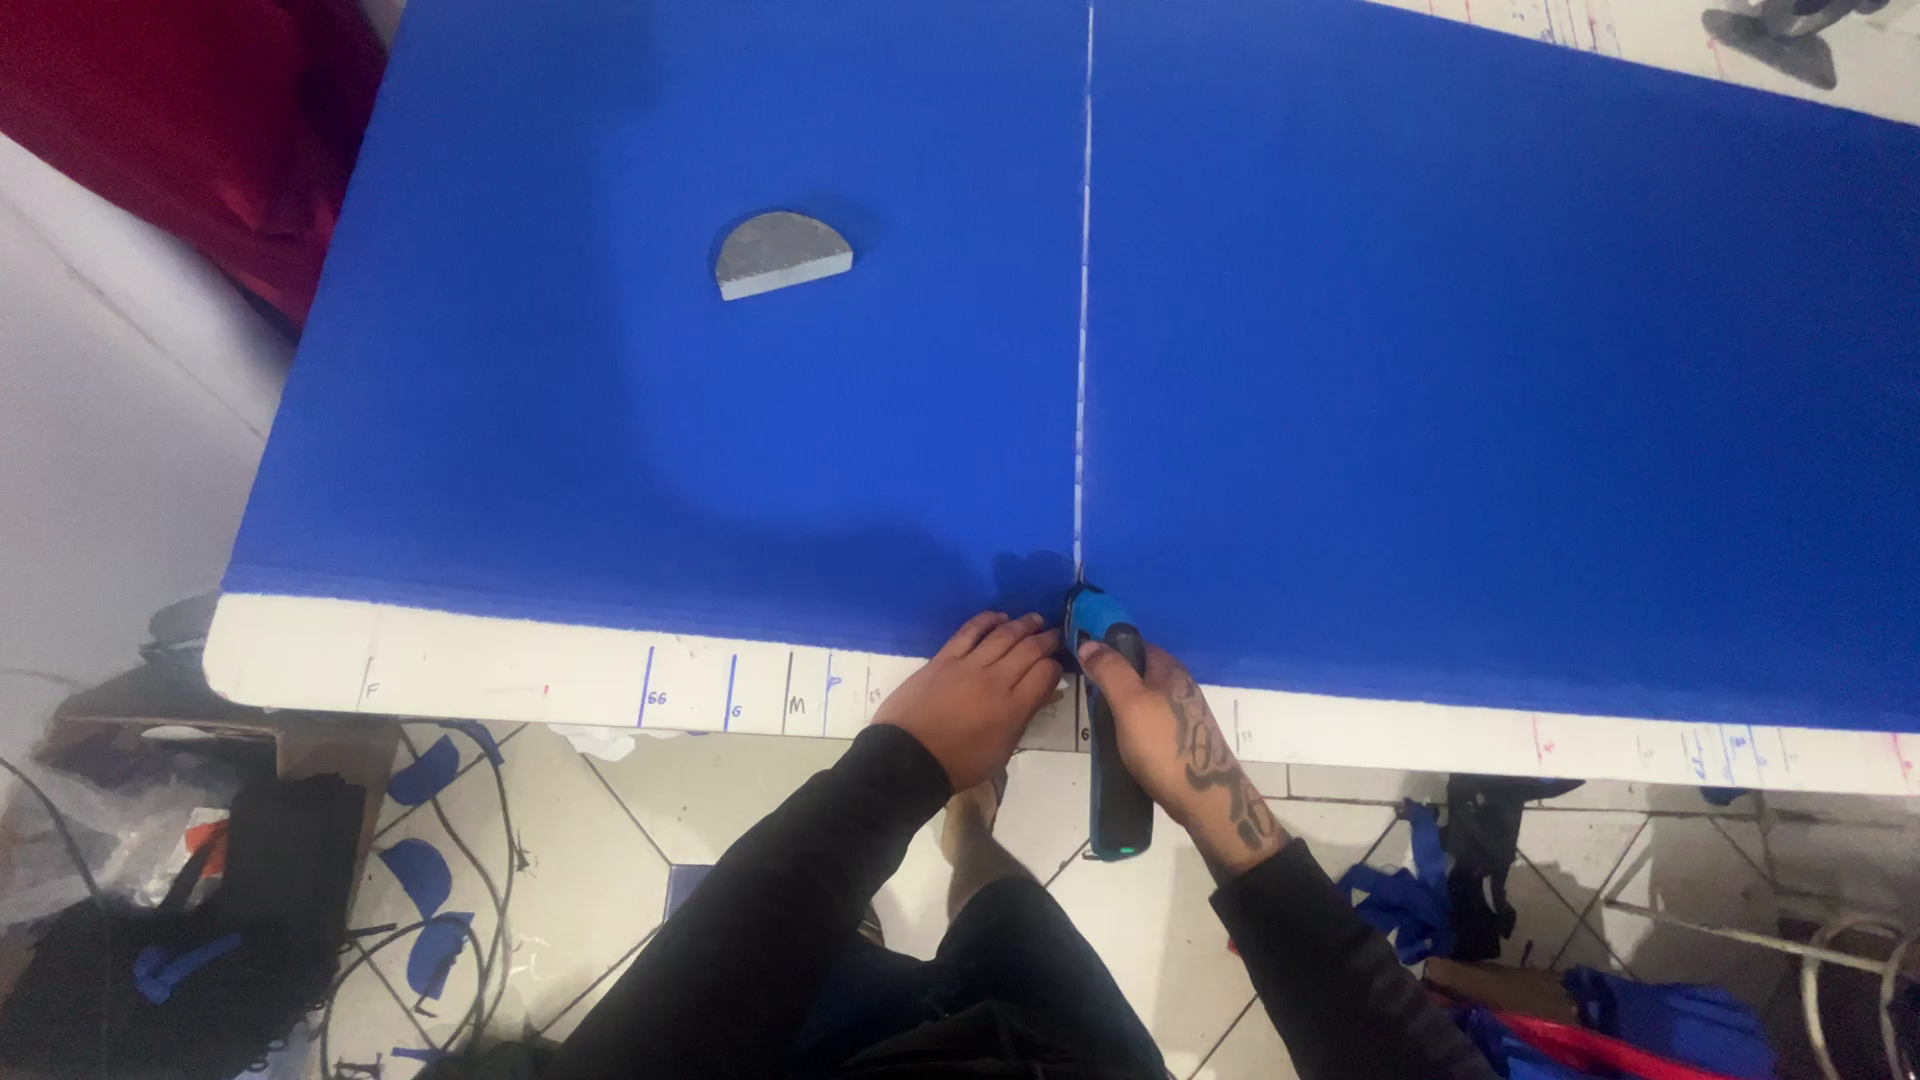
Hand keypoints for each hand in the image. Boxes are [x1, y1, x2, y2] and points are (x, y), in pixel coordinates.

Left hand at [873, 612, 1063, 791]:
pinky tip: (999, 616)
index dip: (1056, 665)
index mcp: (1012, 708)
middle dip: (1047, 640)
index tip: (1057, 663)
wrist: (908, 757)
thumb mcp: (1001, 751)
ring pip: (1003, 635)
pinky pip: (970, 631)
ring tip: (1035, 619)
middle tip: (1055, 634)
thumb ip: (1024, 717)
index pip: (1045, 674)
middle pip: (1029, 650)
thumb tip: (1044, 692)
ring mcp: (968, 665)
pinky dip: (987, 620)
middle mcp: (995, 681)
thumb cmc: (958, 763)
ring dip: (1023, 624)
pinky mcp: (945, 658)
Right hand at [1077, 641, 1286, 874]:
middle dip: (1111, 680)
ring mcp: (1181, 715)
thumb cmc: (1163, 745)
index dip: (1108, 648)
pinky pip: (1147, 723)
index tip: (1082, 661)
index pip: (1135, 645)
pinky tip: (1117, 740)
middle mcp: (1179, 687)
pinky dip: (1130, 726)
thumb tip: (1089, 644)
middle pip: (1137, 673)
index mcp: (1170, 670)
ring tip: (1097, 721)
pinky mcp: (1179, 740)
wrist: (1204, 800)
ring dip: (1119, 706)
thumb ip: (1110, 670)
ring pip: (1141, 700)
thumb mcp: (1129, 702)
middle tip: (1086, 695)